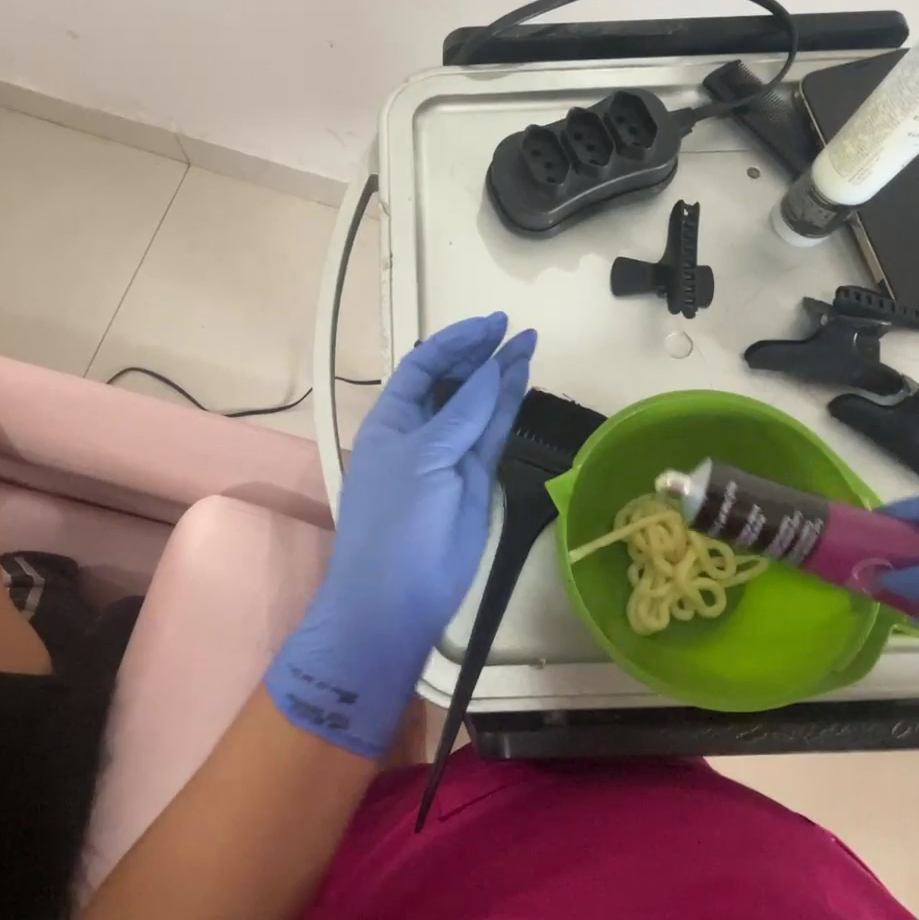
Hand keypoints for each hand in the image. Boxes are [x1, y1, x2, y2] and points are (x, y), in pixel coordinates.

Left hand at [265, 313, 534, 757]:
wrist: (398, 594)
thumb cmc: (397, 519)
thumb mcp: (424, 458)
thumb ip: (462, 412)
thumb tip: (493, 366)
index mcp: (390, 421)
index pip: (422, 368)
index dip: (453, 343)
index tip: (490, 324)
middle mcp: (419, 432)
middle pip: (450, 381)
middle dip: (478, 354)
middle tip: (512, 329)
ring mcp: (450, 455)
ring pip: (477, 405)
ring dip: (499, 375)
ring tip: (527, 342)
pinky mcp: (475, 479)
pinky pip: (492, 434)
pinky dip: (508, 407)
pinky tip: (522, 378)